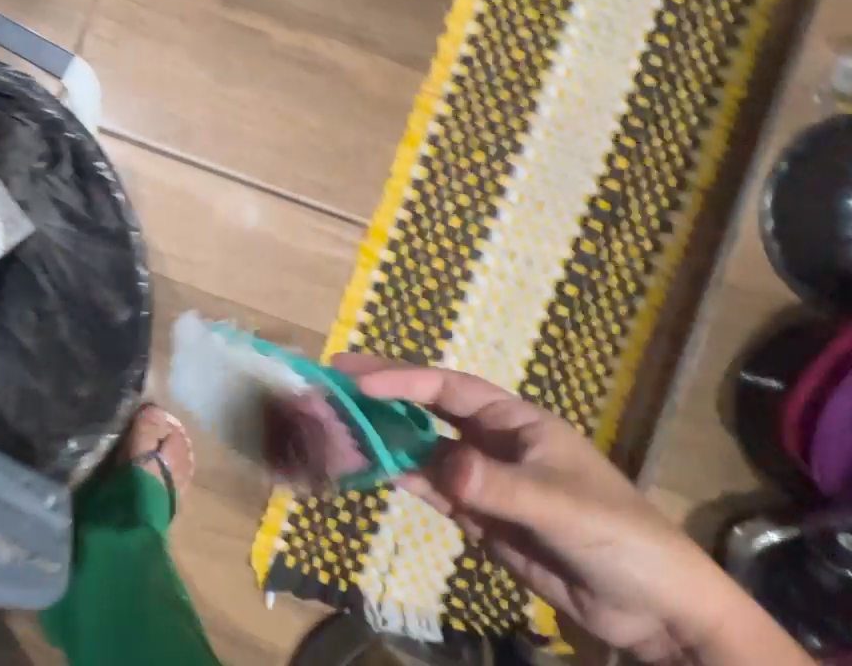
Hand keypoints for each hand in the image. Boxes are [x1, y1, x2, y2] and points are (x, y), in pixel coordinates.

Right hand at [333, 356, 804, 665]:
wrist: (657, 612)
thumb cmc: (622, 539)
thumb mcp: (561, 507)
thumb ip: (495, 483)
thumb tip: (437, 465)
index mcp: (519, 424)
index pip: (450, 389)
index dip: (403, 379)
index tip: (358, 380)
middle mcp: (493, 442)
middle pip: (427, 408)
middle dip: (382, 392)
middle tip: (333, 378)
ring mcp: (481, 477)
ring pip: (419, 446)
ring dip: (381, 435)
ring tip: (335, 423)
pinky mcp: (474, 512)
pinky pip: (425, 484)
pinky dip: (395, 474)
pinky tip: (367, 467)